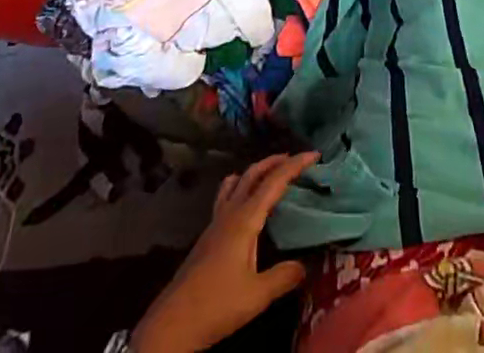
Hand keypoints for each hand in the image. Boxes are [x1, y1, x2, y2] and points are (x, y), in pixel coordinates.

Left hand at [132, 152, 318, 352]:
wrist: (167, 329)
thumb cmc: (214, 307)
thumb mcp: (257, 296)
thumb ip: (285, 276)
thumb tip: (306, 265)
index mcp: (244, 221)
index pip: (273, 182)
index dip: (295, 165)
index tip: (315, 155)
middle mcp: (228, 215)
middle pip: (252, 175)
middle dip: (275, 161)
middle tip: (297, 159)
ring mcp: (214, 226)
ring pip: (235, 184)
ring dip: (255, 172)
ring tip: (272, 175)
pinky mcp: (207, 238)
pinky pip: (227, 199)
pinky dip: (242, 189)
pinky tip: (248, 207)